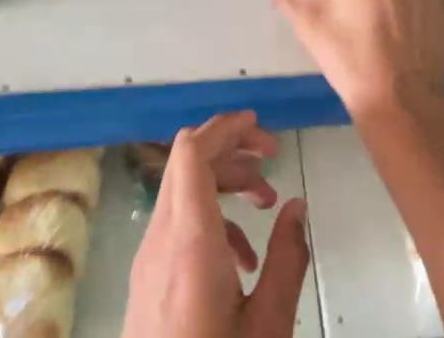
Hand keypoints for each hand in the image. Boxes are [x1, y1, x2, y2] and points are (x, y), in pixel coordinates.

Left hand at [122, 112, 309, 337]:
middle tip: (275, 158)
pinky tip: (244, 253)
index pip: (192, 153)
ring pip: (183, 193)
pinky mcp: (147, 281)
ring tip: (269, 201)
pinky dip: (211, 217)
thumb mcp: (269, 325)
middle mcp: (161, 240)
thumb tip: (297, 206)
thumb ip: (288, 258)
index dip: (224, 127)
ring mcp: (148, 261)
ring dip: (225, 183)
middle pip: (188, 164)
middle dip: (232, 150)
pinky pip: (177, 226)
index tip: (261, 125)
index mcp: (190, 242)